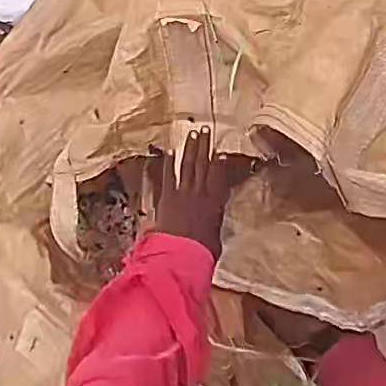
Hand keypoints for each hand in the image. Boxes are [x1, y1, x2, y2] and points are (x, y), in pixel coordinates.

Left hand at [149, 127, 252, 257]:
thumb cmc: (200, 253)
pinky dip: (168, 162)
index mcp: (214, 202)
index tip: (219, 150)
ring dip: (189, 148)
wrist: (179, 256)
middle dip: (204, 146)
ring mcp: (181, 192)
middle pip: (203, 164)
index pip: (218, 176)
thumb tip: (215, 218)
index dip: (219, 162)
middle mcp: (199, 192)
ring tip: (192, 134)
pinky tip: (169, 151)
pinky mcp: (166, 196)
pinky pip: (168, 175)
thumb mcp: (215, 237)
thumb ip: (215, 222)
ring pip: (187, 165)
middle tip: (205, 130)